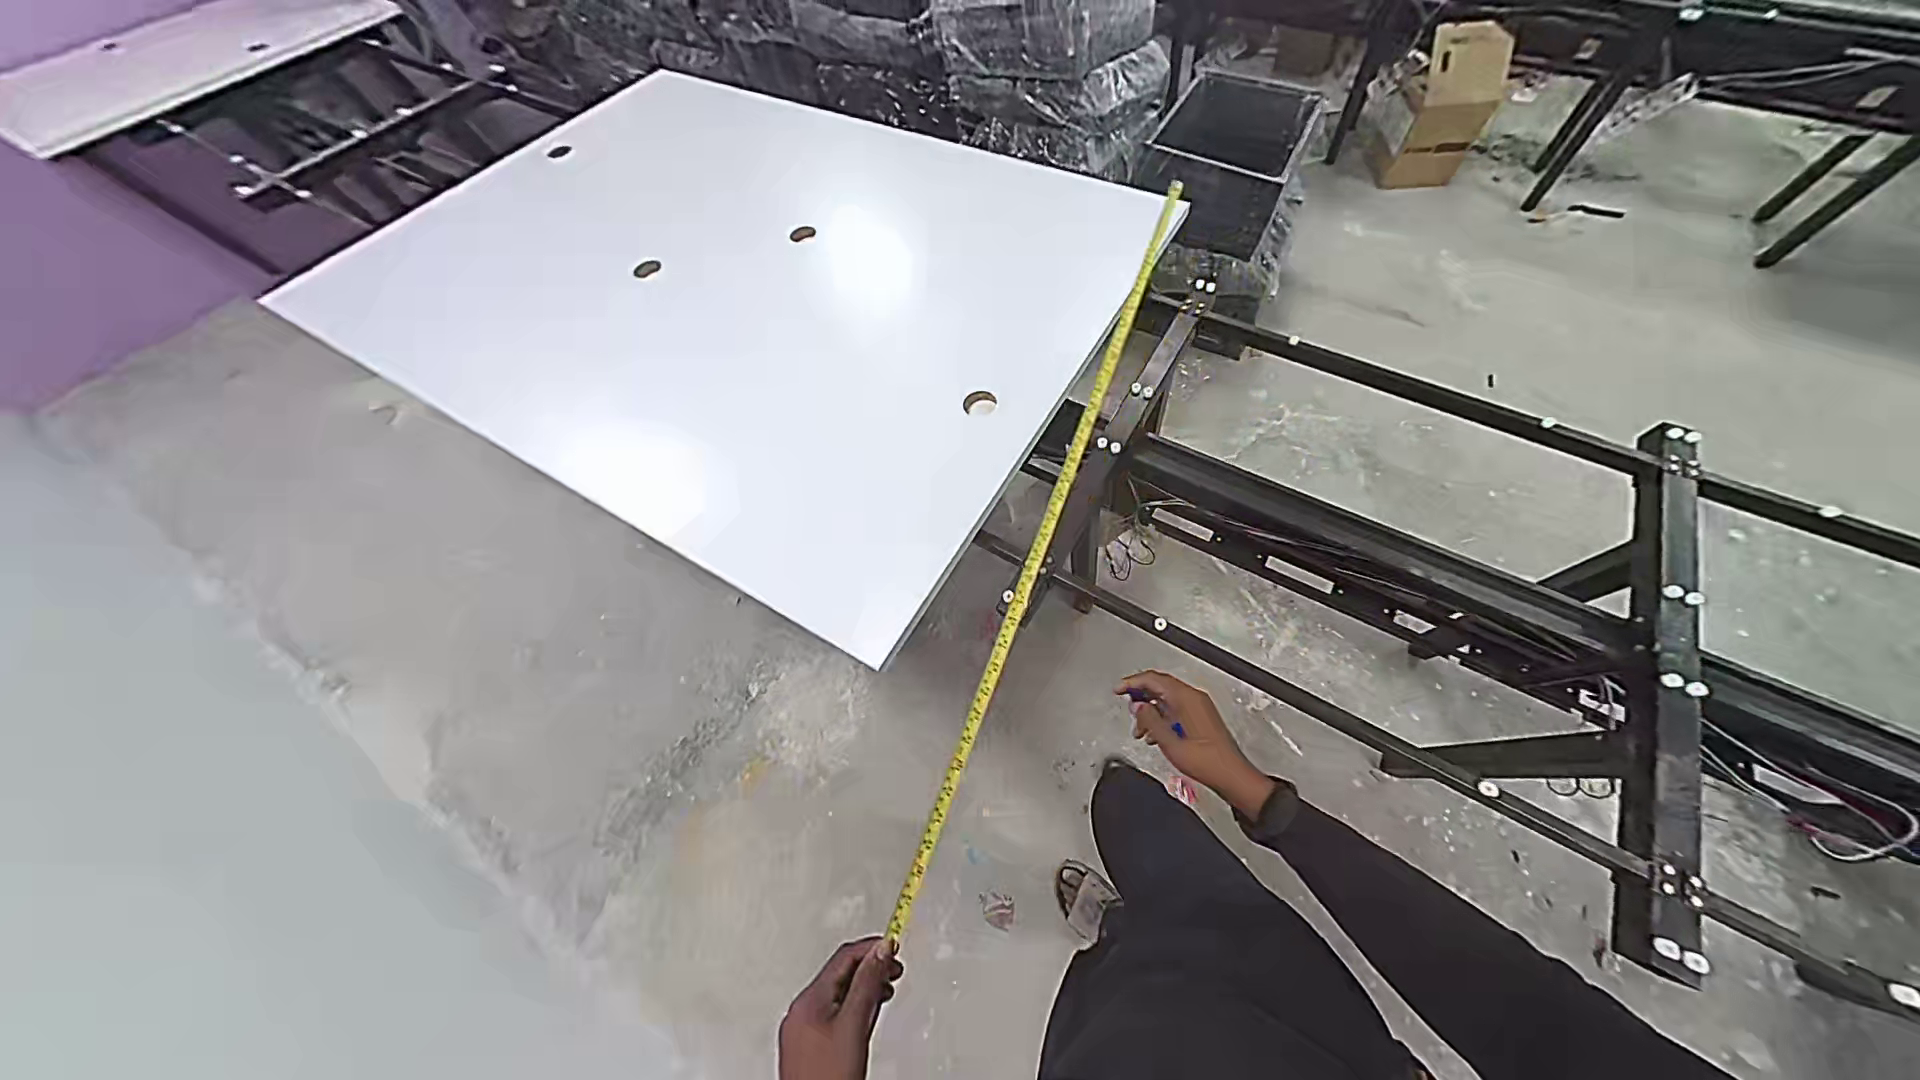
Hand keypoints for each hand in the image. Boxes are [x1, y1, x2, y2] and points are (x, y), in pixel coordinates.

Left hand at [779, 937, 903, 1079]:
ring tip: (886, 988)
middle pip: (841, 974)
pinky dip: (855, 1007)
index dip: (872, 948)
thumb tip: (880, 950)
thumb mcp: (854, 1026)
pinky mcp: (810, 1047)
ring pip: (839, 994)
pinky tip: (868, 1015)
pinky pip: (835, 1013)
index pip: (844, 958)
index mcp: (808, 1001)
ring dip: (864, 987)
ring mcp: (803, 1031)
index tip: (893, 945)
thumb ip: (868, 984)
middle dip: (870, 967)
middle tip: (894, 966)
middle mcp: (802, 1012)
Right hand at [1117, 670, 1275, 818]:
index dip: (1132, 682)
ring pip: (1166, 699)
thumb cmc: (1208, 762)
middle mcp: (1194, 698)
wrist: (1233, 777)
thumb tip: (1138, 706)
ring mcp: (1199, 707)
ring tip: (1140, 729)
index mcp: (1187, 699)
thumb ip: (1150, 720)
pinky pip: (1175, 708)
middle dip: (1140, 697)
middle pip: (1160, 686)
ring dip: (1150, 711)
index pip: (1153, 679)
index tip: (1119, 689)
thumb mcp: (1170, 742)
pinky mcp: (1201, 717)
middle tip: (1128, 709)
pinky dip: (1161, 716)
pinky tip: (1155, 733)